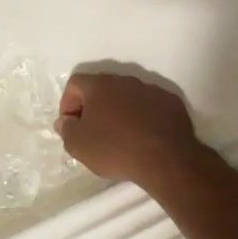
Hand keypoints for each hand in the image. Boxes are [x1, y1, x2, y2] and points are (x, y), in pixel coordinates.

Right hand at [54, 71, 210, 187]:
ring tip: (121, 137)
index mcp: (100, 85)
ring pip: (128, 96)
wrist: (165, 158)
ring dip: (120, 111)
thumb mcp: (79, 146)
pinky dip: (143, 117)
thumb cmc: (115, 149)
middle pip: (102, 88)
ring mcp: (152, 89)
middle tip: (93, 132)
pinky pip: (151, 106)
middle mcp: (125, 80)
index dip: (68, 103)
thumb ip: (67, 129)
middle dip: (94, 107)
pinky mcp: (172, 102)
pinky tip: (144, 137)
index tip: (71, 125)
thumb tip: (65, 121)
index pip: (75, 83)